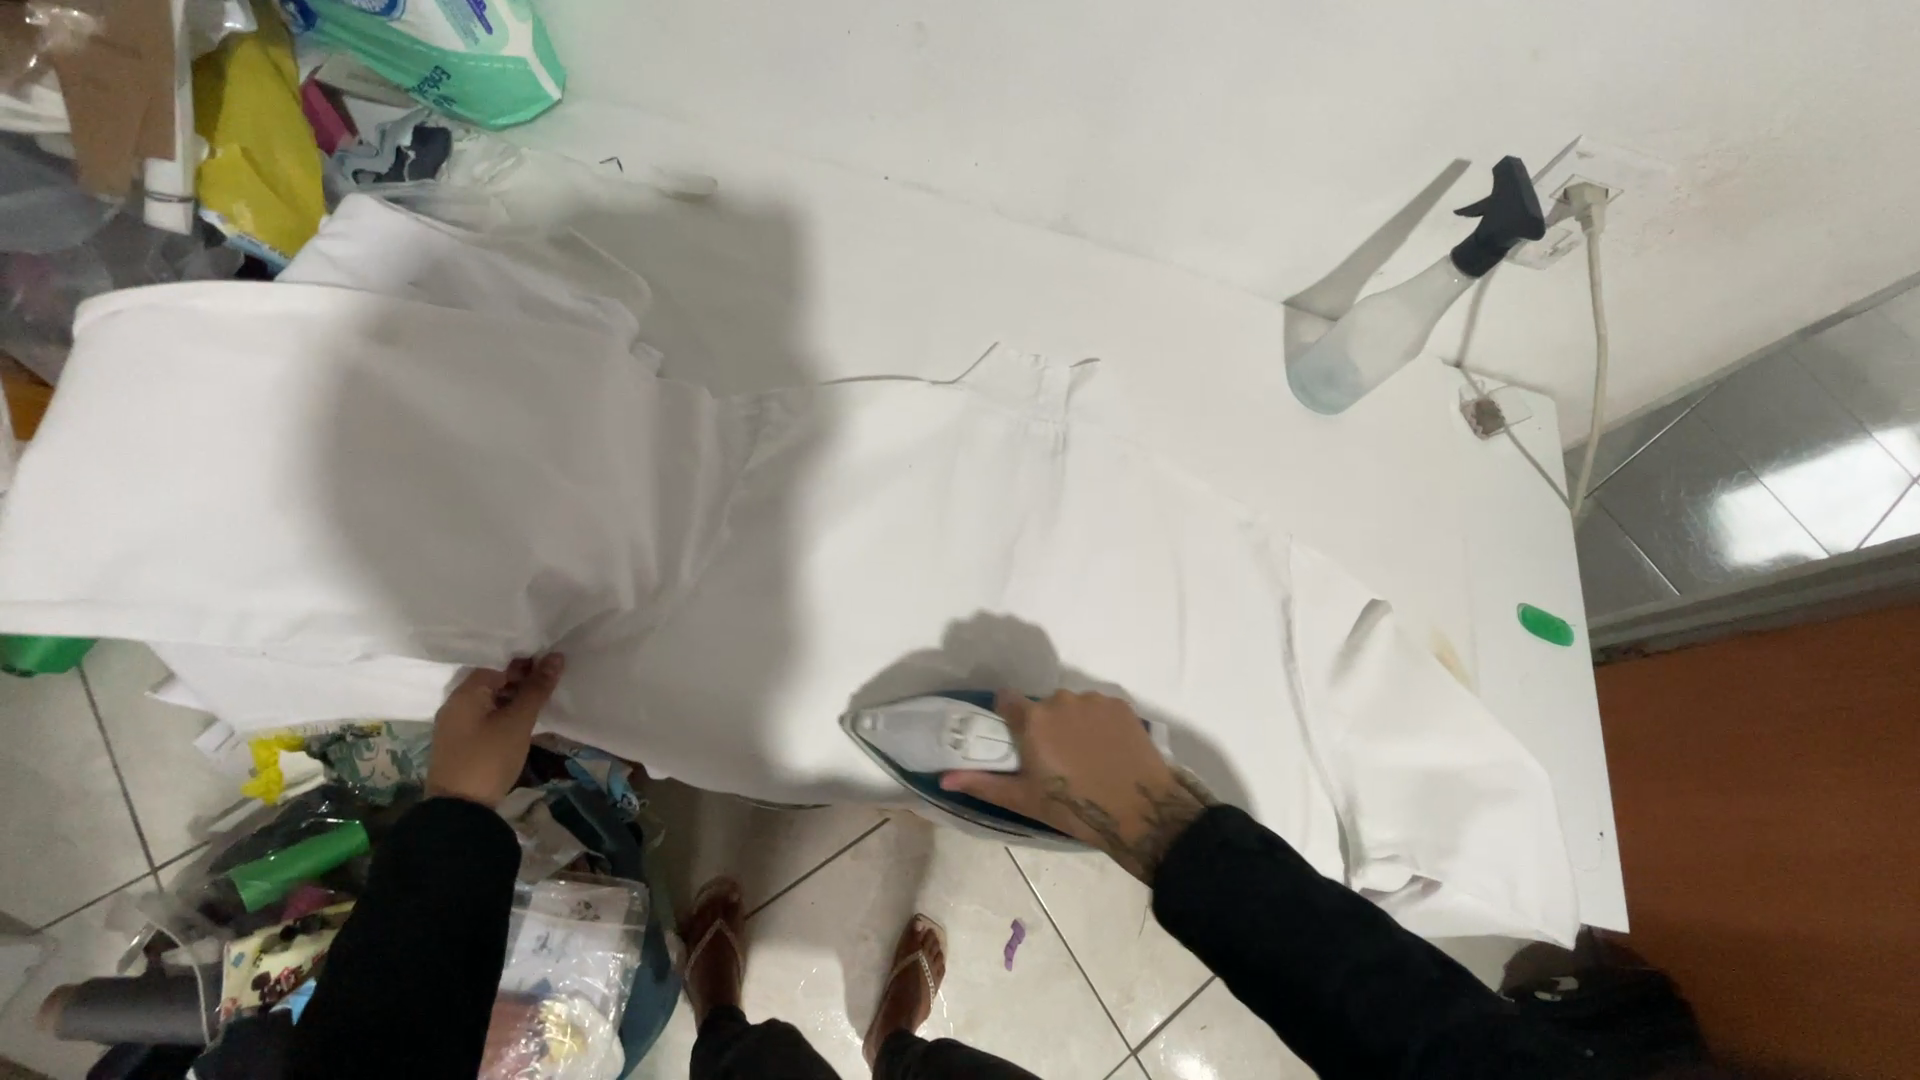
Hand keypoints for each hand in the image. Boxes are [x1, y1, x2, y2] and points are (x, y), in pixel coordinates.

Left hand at [425, 654, 564, 806]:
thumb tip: (556, 657)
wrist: (460, 809)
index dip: (525, 659)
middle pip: (492, 679)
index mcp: (465, 693)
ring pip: (490, 698)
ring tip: (543, 696)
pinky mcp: (461, 740)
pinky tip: (524, 716)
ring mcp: (456, 723)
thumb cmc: (489, 757)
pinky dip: (505, 710)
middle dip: (522, 677)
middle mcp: (456, 703)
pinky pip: (486, 714)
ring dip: (515, 695)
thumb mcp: (518, 721)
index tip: (551, 661)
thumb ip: (537, 688)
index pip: (497, 663)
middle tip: (552, 678)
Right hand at [940, 690, 1202, 882]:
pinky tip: (1108, 750)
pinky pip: (1100, 708)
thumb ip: (982, 783)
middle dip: (1045, 725)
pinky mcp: (1121, 705)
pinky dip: (1100, 724)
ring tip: (1087, 757)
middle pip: (1043, 705)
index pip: (1007, 699)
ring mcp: (1093, 700)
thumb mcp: (1024, 800)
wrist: (1141, 811)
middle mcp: (1060, 700)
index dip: (1009, 716)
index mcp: (1033, 720)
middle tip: (1057, 759)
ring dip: (1073, 723)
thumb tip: (943, 778)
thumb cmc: (1075, 808)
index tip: (1016, 738)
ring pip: (1073, 706)